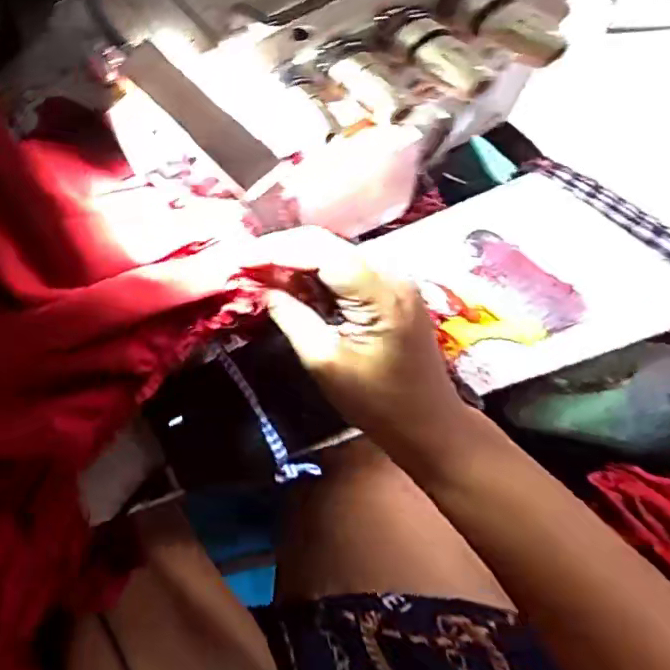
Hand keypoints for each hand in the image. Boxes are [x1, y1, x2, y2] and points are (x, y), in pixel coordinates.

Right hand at [249, 228, 473, 466]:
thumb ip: (289, 315)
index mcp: (380, 291)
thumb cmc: (377, 401)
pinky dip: (311, 270)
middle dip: (279, 249)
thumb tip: (259, 286)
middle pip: (324, 243)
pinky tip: (288, 281)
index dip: (275, 250)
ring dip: (293, 257)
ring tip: (258, 271)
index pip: (319, 250)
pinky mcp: (387, 287)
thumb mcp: (323, 360)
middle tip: (243, 265)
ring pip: (331, 250)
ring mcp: (392, 277)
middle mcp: (390, 272)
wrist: (430, 426)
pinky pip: (342, 265)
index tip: (239, 260)